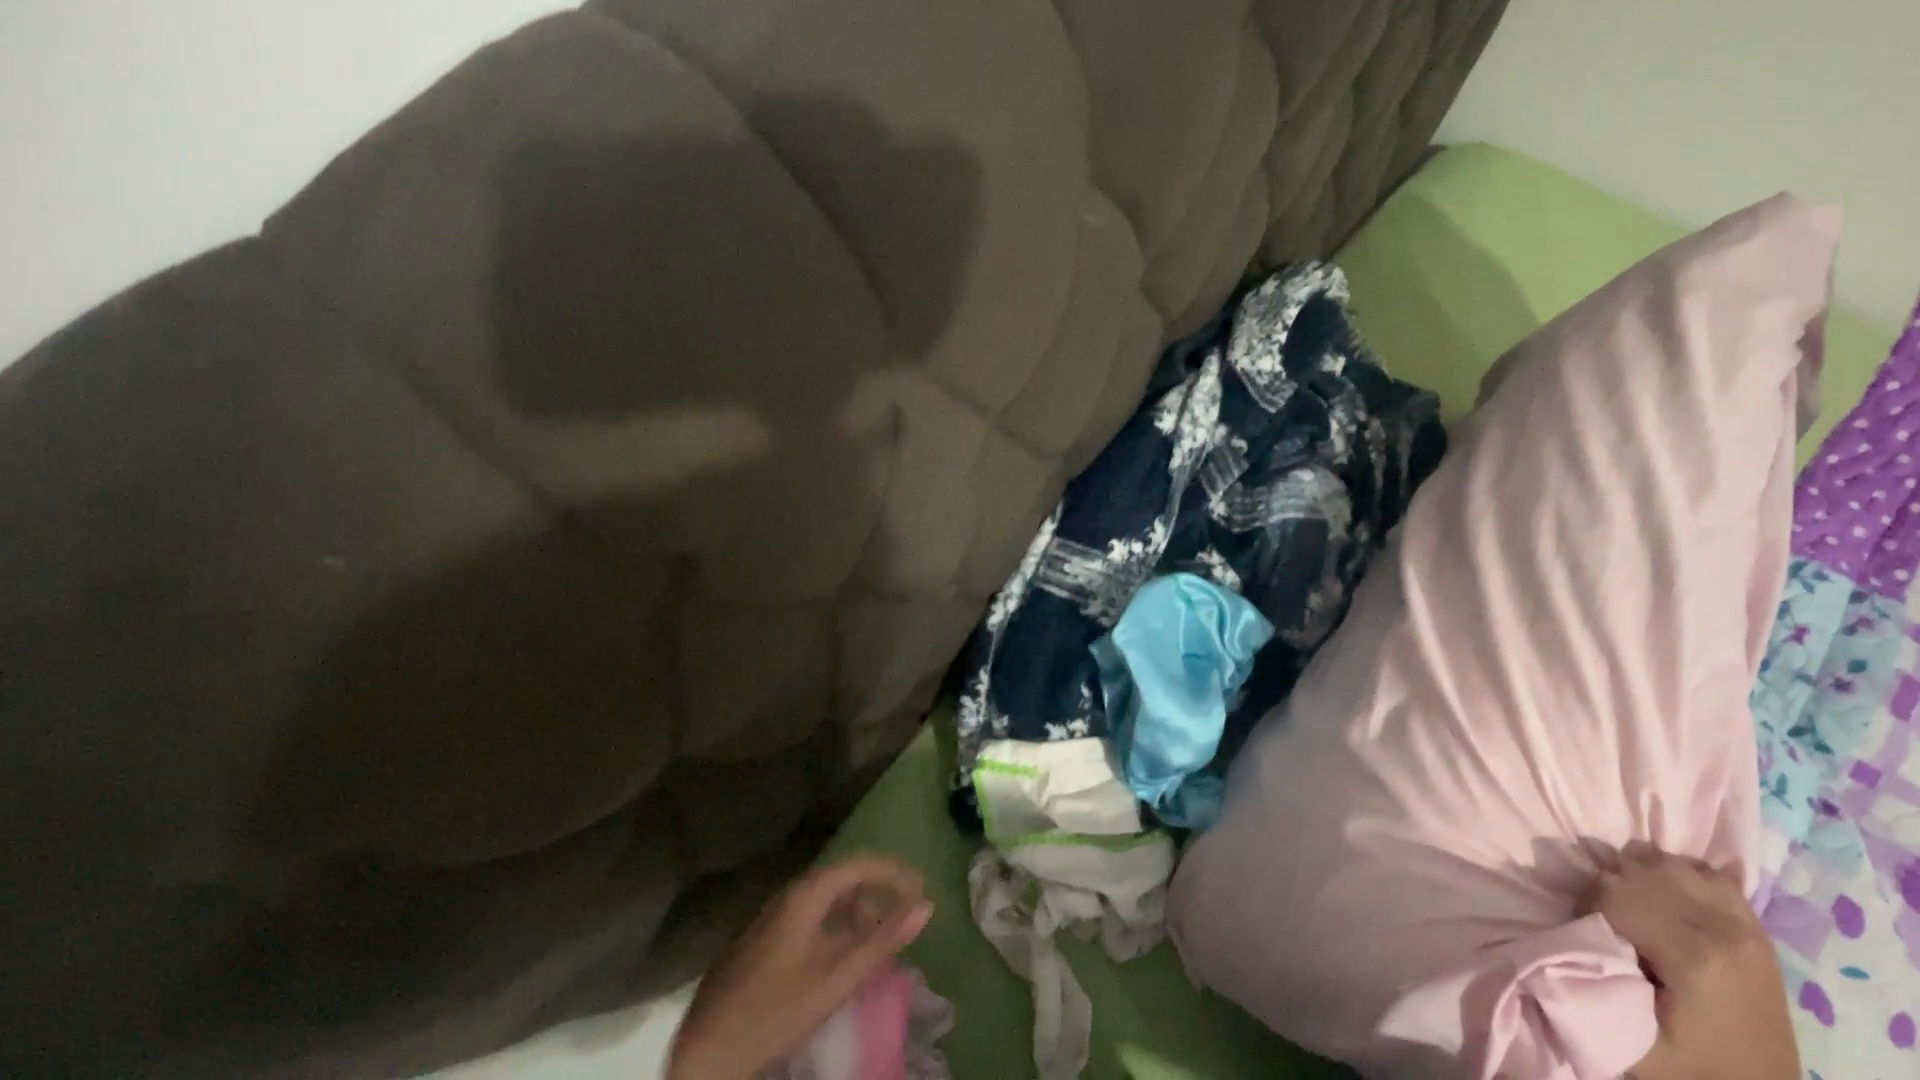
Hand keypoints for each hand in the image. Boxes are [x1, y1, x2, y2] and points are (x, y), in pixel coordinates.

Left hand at [667, 854, 933, 1079]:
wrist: (708, 1047)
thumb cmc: (777, 1009)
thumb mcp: (838, 978)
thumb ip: (883, 940)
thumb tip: (926, 905)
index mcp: (805, 895)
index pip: (859, 863)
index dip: (895, 872)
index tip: (923, 892)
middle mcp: (788, 895)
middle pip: (843, 876)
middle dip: (880, 889)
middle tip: (909, 914)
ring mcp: (773, 916)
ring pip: (827, 897)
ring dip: (860, 908)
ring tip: (884, 935)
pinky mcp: (766, 937)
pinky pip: (812, 915)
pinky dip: (839, 924)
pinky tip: (847, 952)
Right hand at [1593, 846, 1799, 1079]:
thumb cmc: (1691, 1066)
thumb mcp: (1633, 1044)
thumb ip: (1593, 987)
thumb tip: (1568, 939)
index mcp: (1694, 956)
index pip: (1615, 891)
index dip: (1587, 904)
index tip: (1585, 931)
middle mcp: (1724, 928)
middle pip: (1641, 869)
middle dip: (1610, 887)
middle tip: (1603, 922)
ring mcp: (1746, 924)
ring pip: (1671, 862)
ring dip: (1641, 877)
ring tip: (1632, 909)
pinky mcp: (1757, 927)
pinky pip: (1708, 873)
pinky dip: (1679, 875)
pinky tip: (1668, 898)